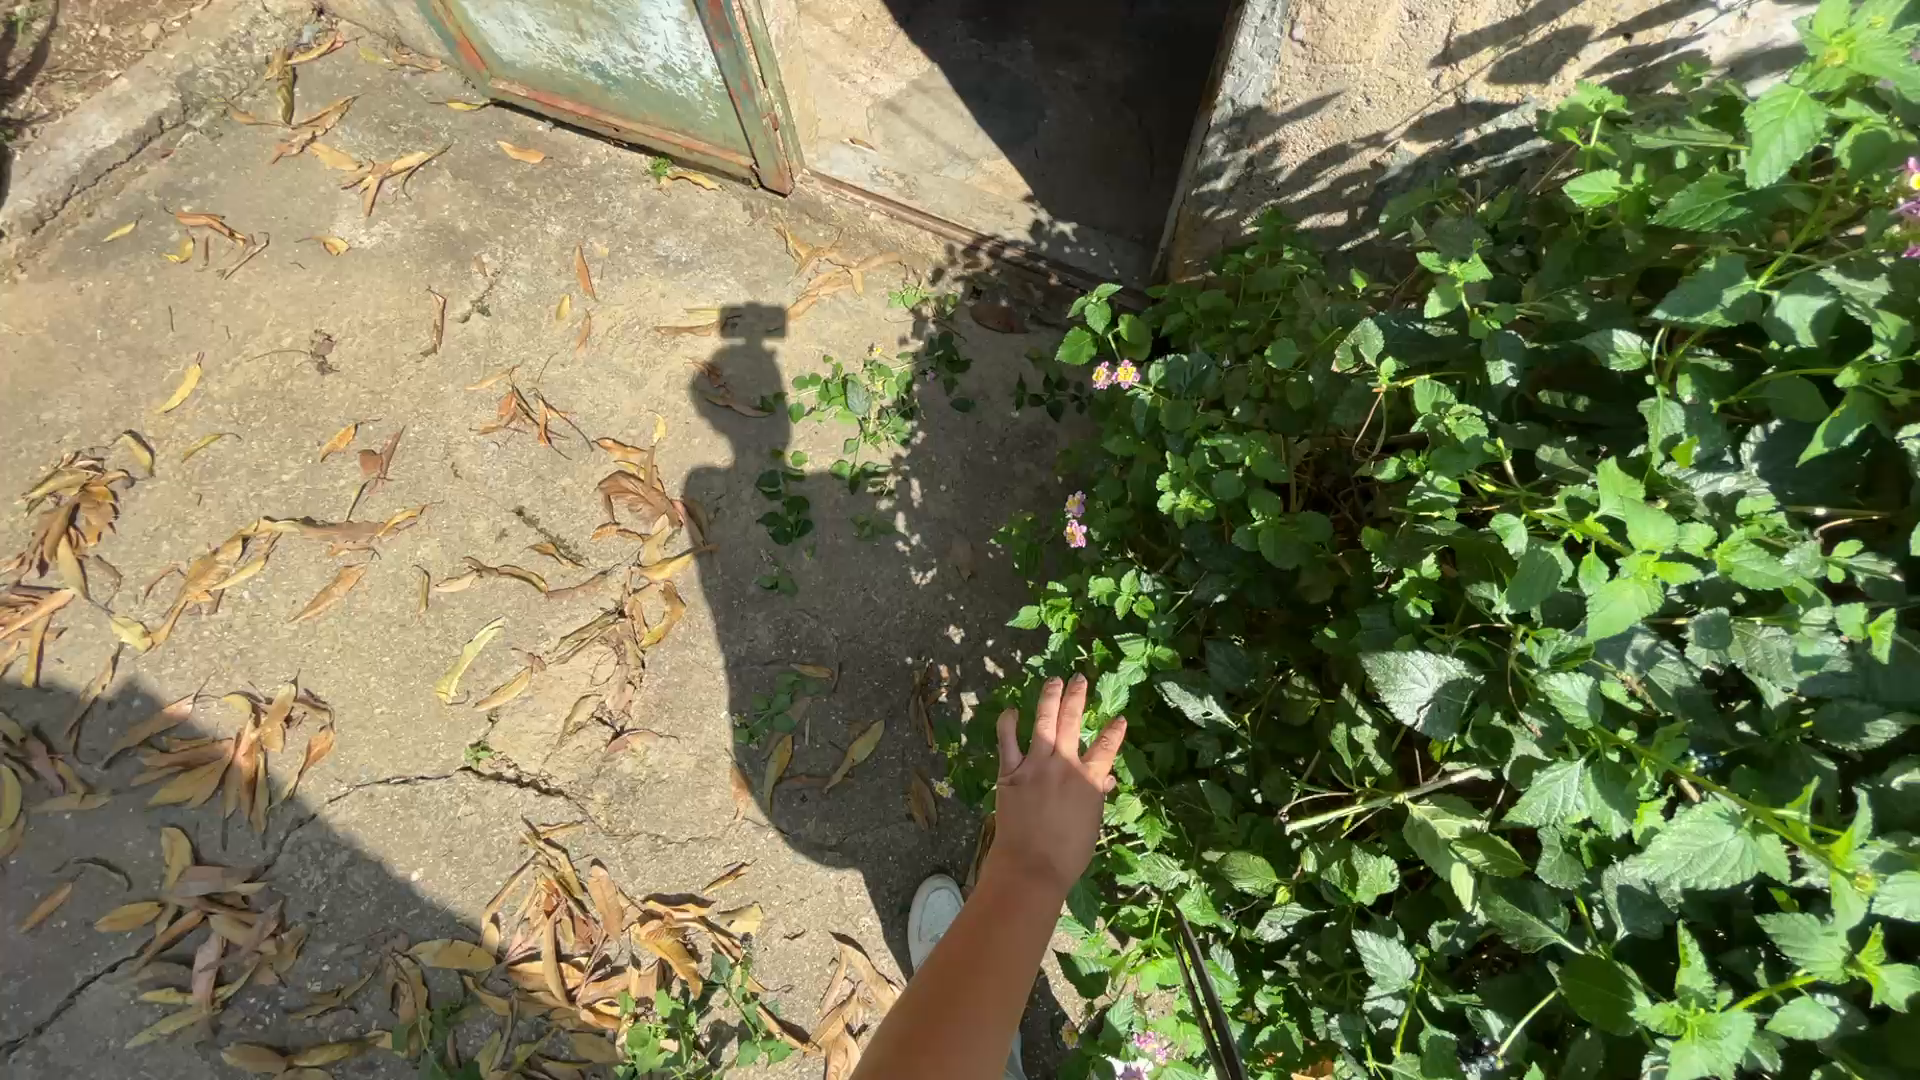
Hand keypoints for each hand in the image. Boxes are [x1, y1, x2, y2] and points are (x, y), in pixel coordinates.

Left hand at [985, 675, 1126, 897]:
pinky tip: (1011, 710)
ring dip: (1050, 698)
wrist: (1031, 867)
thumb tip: (1105, 778)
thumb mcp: (1091, 824)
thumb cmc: (1067, 854)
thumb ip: (1096, 796)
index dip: (1115, 731)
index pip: (1107, 747)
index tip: (1120, 718)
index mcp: (1089, 780)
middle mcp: (1064, 765)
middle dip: (1078, 696)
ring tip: (1054, 680)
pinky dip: (1008, 723)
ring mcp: (1036, 765)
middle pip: (1073, 722)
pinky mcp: (1011, 771)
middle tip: (1079, 678)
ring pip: (1044, 722)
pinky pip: (1007, 741)